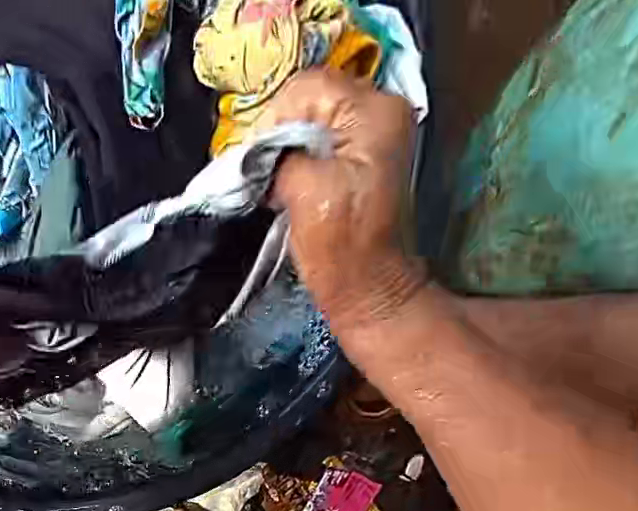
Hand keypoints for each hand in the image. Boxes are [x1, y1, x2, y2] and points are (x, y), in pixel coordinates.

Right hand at [262, 68, 427, 331]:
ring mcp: (374, 137)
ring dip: (286, 152)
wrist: (370, 295)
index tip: (257, 164)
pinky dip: (298, 162)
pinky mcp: (362, 161)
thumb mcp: (305, 192)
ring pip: (311, 124)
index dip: (272, 122)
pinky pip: (319, 145)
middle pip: (309, 102)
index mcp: (374, 112)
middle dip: (279, 137)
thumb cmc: (342, 252)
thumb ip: (280, 155)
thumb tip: (260, 151)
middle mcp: (381, 112)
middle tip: (261, 176)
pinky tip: (289, 189)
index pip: (305, 88)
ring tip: (274, 186)